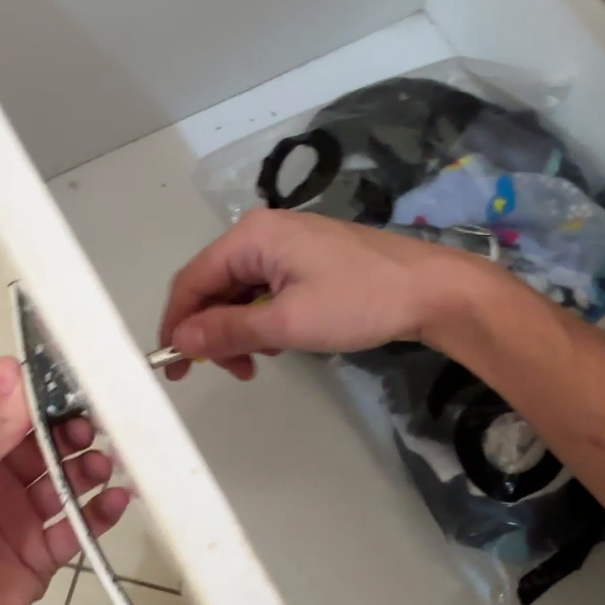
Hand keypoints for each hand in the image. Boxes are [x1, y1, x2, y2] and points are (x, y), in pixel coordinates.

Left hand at [0, 357, 129, 604]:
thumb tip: (11, 365)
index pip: (14, 421)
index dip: (46, 407)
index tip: (80, 392)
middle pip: (46, 451)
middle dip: (74, 438)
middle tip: (99, 431)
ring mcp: (21, 523)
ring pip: (66, 486)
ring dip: (89, 472)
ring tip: (107, 465)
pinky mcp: (42, 557)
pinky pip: (78, 527)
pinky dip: (100, 513)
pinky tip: (118, 499)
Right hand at [158, 207, 491, 379]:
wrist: (432, 291)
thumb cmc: (360, 302)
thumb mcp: (287, 323)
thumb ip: (228, 330)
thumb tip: (179, 340)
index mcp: (252, 237)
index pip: (192, 280)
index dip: (176, 324)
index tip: (173, 367)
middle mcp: (262, 233)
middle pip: (214, 286)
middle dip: (212, 332)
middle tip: (228, 371)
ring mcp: (287, 246)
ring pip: (239, 293)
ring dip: (238, 331)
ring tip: (257, 362)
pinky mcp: (307, 261)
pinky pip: (265, 292)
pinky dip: (262, 322)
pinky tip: (278, 344)